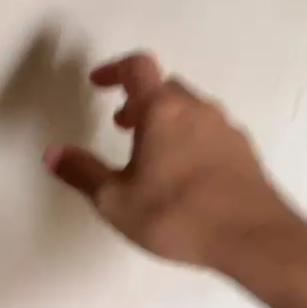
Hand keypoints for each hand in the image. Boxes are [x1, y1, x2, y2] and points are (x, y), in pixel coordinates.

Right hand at [45, 52, 303, 271]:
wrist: (255, 240)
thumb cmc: (176, 215)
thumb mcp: (115, 201)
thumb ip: (82, 172)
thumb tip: (51, 152)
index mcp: (162, 111)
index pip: (138, 67)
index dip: (114, 69)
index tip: (98, 84)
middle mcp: (197, 110)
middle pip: (165, 87)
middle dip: (138, 99)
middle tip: (120, 125)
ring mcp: (226, 130)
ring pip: (190, 110)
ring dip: (165, 120)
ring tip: (149, 154)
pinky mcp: (245, 153)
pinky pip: (209, 132)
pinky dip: (188, 139)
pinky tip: (182, 175)